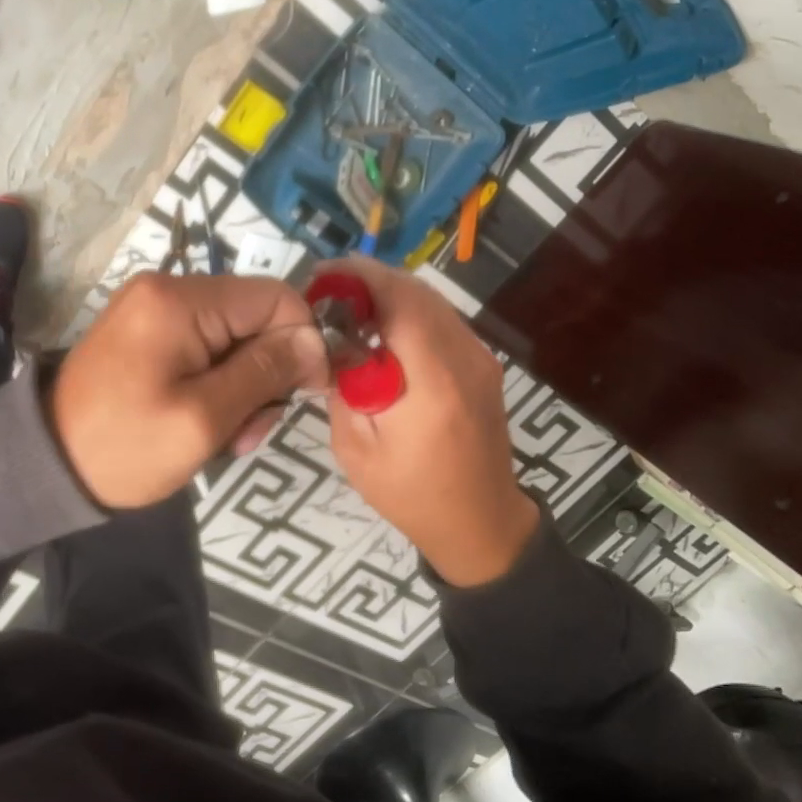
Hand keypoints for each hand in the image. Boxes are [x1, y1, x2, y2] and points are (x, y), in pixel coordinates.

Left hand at [50, 273, 328, 508]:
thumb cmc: (125, 448)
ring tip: (222, 438)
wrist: (48, 467)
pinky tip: (204, 425)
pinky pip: (203, 350)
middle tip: (246, 432)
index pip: (276, 297)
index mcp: (178, 299)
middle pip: (254, 318)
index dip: (303, 343)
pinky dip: (214, 387)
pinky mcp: (146, 335)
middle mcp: (166, 289)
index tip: (306, 395)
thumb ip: (265, 373)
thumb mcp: (204, 418)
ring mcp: (152, 311)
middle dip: (265, 376)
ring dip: (241, 390)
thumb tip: (317, 341)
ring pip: (233, 339)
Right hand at [321, 258, 538, 586]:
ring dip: (387, 294)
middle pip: (417, 293)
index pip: (401, 302)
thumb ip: (344, 386)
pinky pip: (441, 321)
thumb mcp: (356, 447)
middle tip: (324, 290)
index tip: (320, 278)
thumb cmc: (410, 493)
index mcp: (434, 383)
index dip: (359, 279)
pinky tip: (377, 330)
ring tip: (344, 307)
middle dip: (369, 281)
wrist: (479, 523)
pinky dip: (406, 313)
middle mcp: (466, 359)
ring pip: (431, 302)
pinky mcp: (482, 365)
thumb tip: (330, 338)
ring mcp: (481, 359)